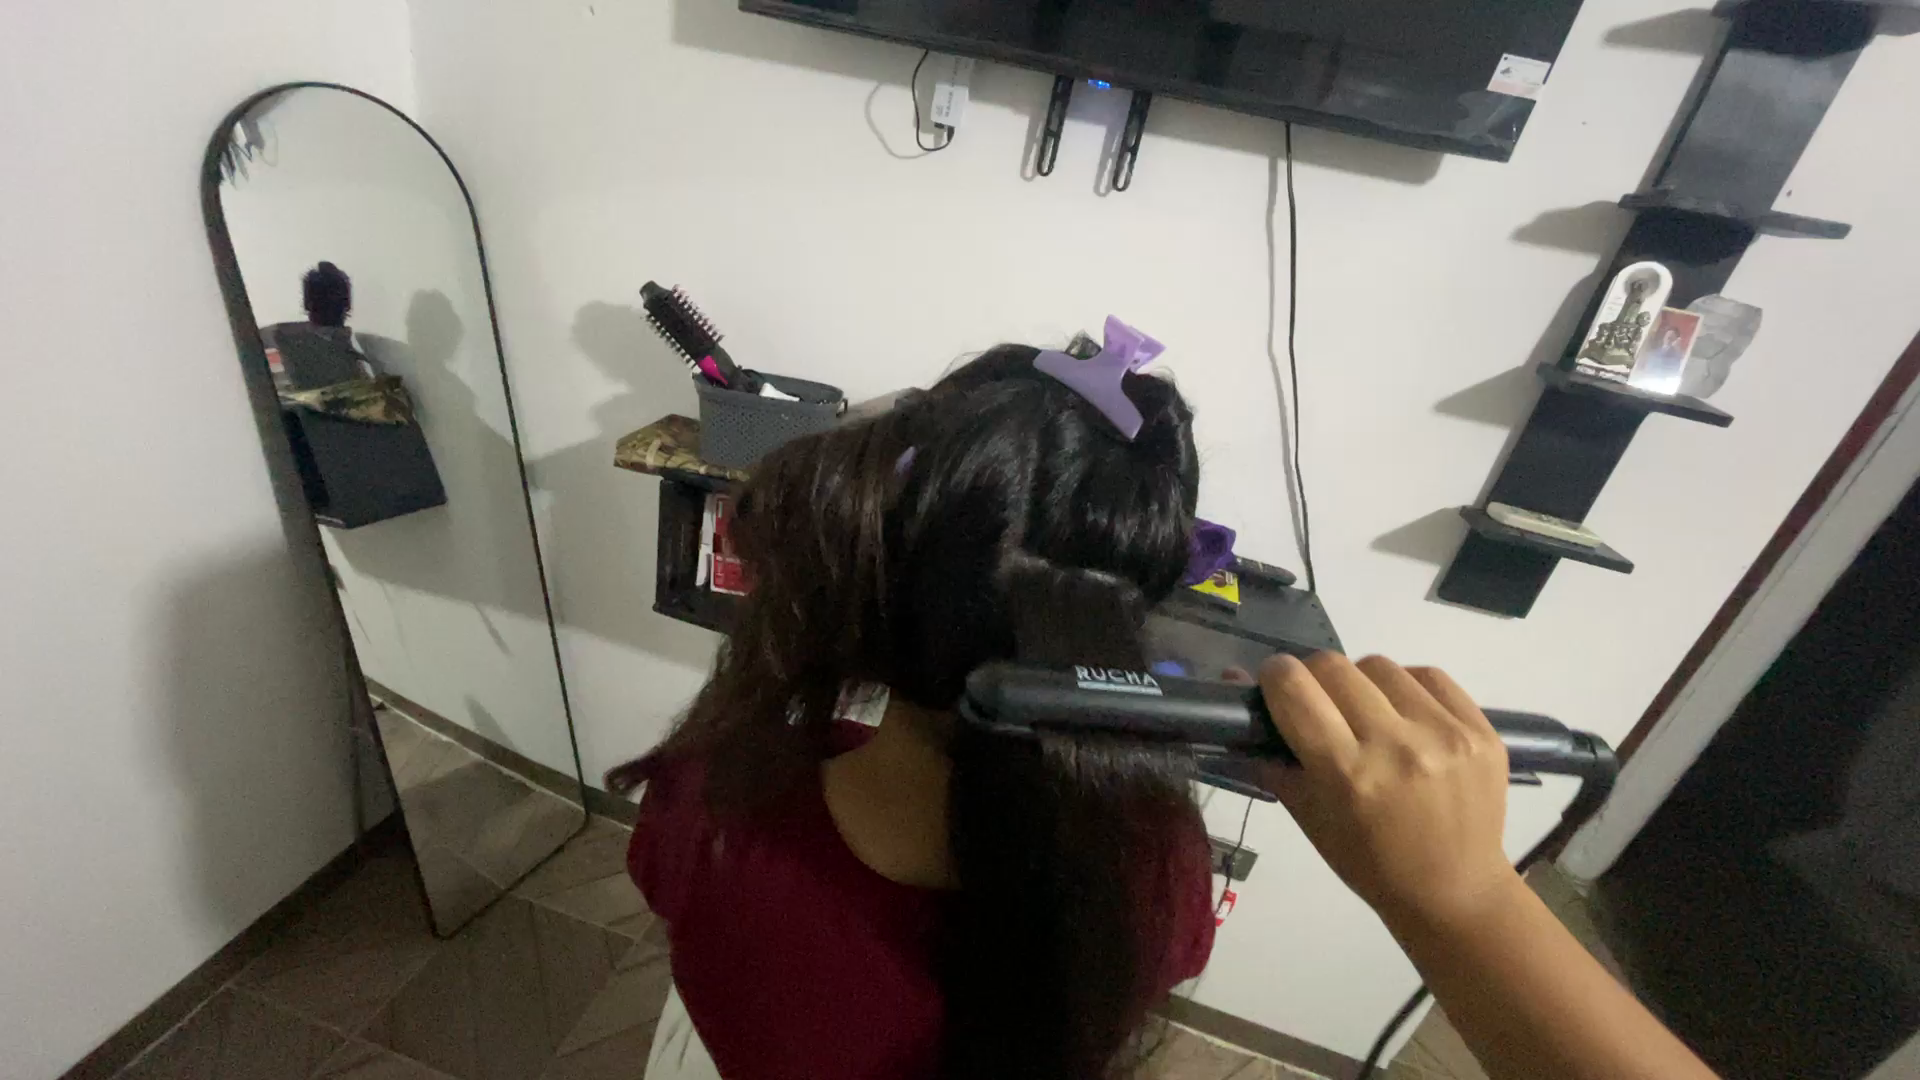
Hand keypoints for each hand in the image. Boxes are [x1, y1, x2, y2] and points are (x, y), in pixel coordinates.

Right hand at [1255, 652, 1518, 930]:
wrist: (1455, 891)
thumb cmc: (1364, 858)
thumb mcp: (1303, 811)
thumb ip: (1267, 747)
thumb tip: (1233, 679)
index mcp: (1346, 772)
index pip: (1293, 686)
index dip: (1274, 676)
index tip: (1274, 685)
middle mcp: (1396, 747)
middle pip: (1332, 665)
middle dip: (1313, 676)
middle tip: (1317, 702)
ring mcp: (1445, 736)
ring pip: (1378, 665)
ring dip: (1361, 682)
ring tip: (1367, 714)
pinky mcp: (1482, 731)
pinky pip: (1427, 675)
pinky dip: (1406, 687)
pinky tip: (1405, 717)